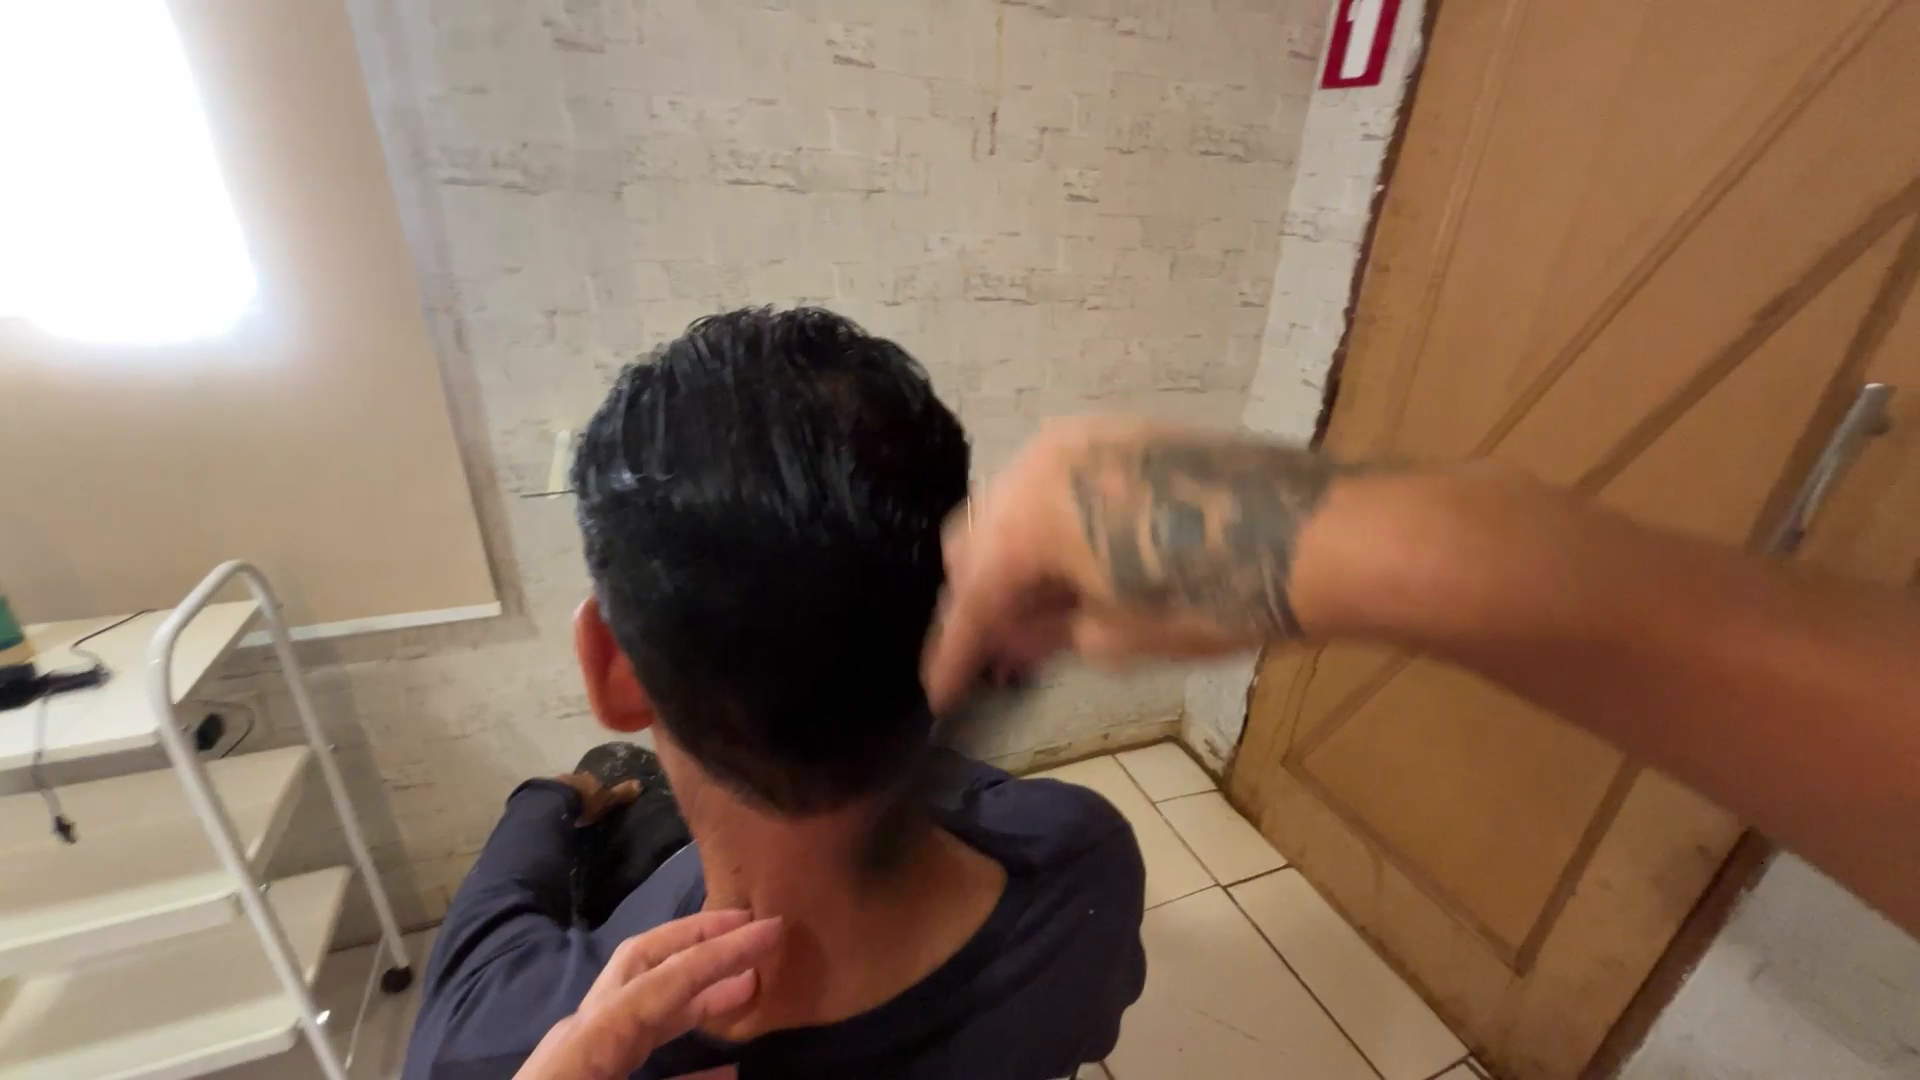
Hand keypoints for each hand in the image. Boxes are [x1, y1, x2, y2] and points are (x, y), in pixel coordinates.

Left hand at [513, 910, 781, 1079]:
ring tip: (750, 985)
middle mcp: (578, 1042)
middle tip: (751, 925)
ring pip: (643, 1005)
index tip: (770, 929)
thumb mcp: (597, 1079)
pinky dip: (685, 1049)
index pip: (663, 980)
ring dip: (698, 988)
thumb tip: (734, 1072)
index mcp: (582, 1048)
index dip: (721, 951)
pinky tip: (729, 1067)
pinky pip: (640, 1055)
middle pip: (643, 964)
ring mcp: (577, 1066)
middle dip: (699, 938)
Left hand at [555, 771, 641, 826]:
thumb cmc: (584, 802)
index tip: (598, 795)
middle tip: (582, 803)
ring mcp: (555, 784)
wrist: (551, 805)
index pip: (596, 780)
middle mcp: (574, 777)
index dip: (598, 787)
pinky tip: (553, 812)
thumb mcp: (607, 800)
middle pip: (579, 783)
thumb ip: (622, 793)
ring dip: (566, 797)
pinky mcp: (540, 794)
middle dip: (580, 791)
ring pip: (564, 789)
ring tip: (567, 809)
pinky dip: (553, 803)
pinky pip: (550, 797)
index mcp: (590, 777)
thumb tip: (640, 783)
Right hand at [923, 416, 1348, 711]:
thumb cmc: (1213, 598)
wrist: (1315, 533)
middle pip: (973, 539)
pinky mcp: (1114, 432)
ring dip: (1010, 559)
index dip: (952, 650)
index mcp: (1027, 517)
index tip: (938, 691)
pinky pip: (1050, 482)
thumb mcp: (1116, 636)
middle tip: (1001, 647)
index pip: (970, 597)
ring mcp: (1077, 437)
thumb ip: (1043, 634)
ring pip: (1008, 504)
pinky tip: (1075, 563)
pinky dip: (1046, 526)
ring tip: (1042, 609)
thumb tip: (1008, 640)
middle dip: (978, 596)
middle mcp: (1036, 463)